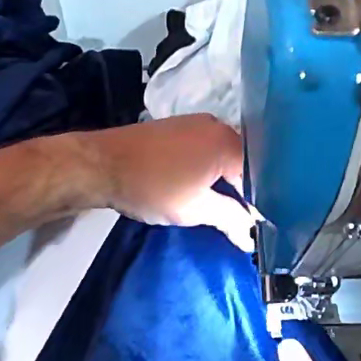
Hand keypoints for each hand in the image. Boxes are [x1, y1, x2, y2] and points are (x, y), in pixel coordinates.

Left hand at [69, 114, 255, 251]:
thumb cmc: (151, 187)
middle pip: (244, 163)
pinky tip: (201, 187)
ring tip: (221, 207)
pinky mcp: (179, 126)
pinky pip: (207, 148)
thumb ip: (230, 220)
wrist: (99, 164)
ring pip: (224, 156)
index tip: (256, 227)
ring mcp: (197, 123)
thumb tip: (251, 236)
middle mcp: (218, 126)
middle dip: (244, 191)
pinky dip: (209, 168)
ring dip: (225, 180)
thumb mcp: (195, 209)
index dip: (259, 205)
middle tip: (240, 221)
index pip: (260, 177)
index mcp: (228, 143)